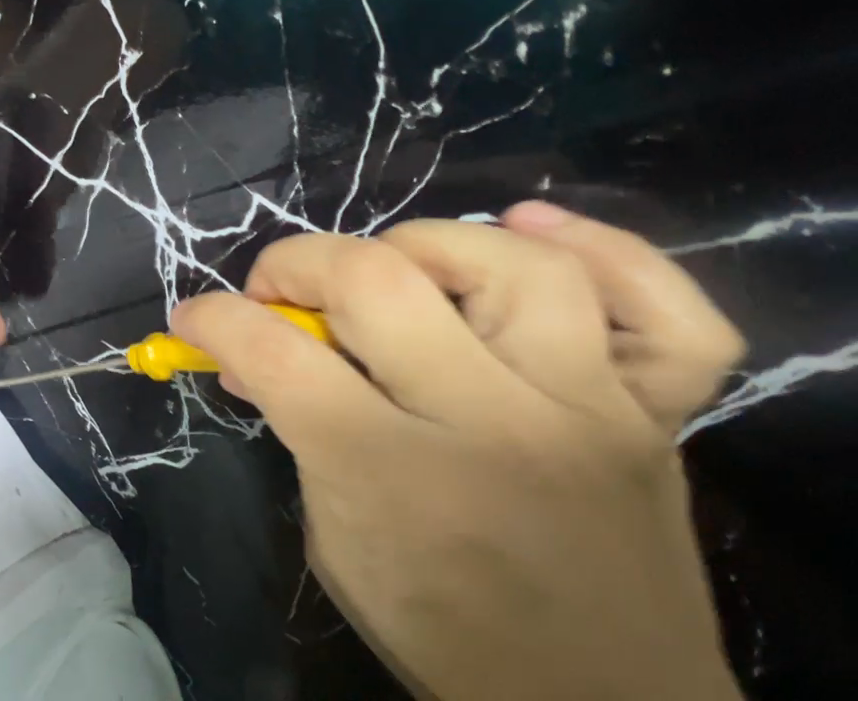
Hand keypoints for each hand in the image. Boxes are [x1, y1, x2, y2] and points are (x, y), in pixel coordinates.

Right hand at [172, 202, 744, 700]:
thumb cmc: (438, 628)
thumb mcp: (334, 539)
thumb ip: (299, 433)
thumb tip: (256, 355)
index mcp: (390, 471)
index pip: (277, 352)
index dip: (213, 318)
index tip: (193, 318)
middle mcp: (492, 424)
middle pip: (378, 281)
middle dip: (297, 264)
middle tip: (277, 291)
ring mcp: (586, 412)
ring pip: (515, 268)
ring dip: (427, 245)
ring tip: (393, 269)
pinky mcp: (656, 419)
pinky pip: (668, 315)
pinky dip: (607, 252)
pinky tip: (534, 233)